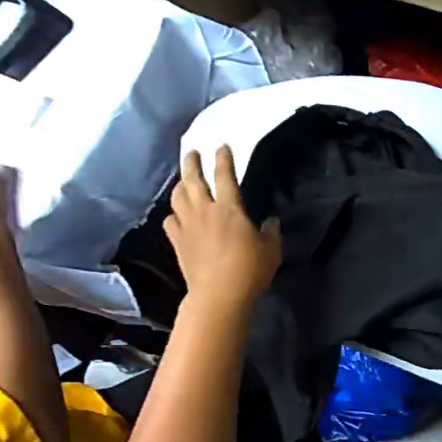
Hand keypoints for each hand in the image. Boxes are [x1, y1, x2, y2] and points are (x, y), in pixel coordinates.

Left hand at [163, 146, 279, 315]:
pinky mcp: (177, 242)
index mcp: (230, 208)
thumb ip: (271, 233)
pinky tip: (176, 215)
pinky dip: (173, 214)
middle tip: (192, 152)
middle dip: (192, 162)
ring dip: (180, 184)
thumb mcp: (271, 251)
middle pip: (193, 179)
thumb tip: (270, 222)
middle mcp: (205, 210)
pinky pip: (170, 221)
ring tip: (183, 180)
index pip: (224, 175)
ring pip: (178, 196)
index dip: (223, 158)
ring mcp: (188, 226)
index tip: (221, 146)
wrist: (218, 295)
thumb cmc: (249, 271)